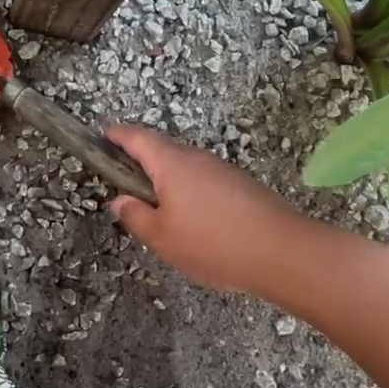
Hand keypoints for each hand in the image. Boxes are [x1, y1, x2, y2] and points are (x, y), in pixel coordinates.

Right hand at [105, 124, 306, 293]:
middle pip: (161, 149)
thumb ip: (135, 216)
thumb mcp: (163, 238)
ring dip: (168, 180)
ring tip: (160, 211)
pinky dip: (190, 192)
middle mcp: (195, 157)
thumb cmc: (214, 243)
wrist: (286, 253)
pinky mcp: (242, 186)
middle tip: (126, 182)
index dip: (117, 134)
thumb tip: (119, 201)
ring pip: (184, 167)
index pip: (136, 137)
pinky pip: (204, 181)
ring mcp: (221, 169)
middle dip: (141, 160)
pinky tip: (196, 223)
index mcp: (170, 162)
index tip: (103, 134)